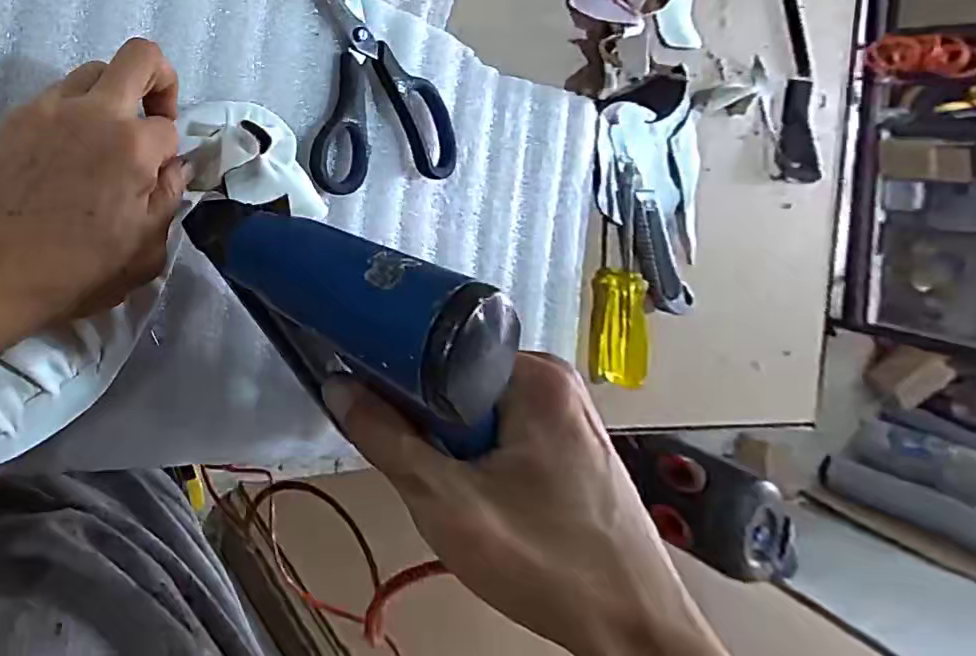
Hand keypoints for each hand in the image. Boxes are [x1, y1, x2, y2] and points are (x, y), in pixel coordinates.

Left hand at [0, 38, 190, 328]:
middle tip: (152, 114)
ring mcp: (51, 108)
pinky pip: (58, 95)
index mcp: (133, 145)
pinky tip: (66, 149)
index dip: (170, 150)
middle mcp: (95, 112)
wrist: (0, 272)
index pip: (169, 127)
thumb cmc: (81, 268)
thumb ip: (171, 196)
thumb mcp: (148, 247)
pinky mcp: (18, 117)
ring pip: (95, 70)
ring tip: (104, 134)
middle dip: (159, 78)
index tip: (158, 172)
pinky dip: (73, 111)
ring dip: (112, 93)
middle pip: (140, 56)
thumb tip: (174, 166)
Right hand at [327, 354, 727, 655]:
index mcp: (533, 373)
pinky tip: (483, 493)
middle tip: (428, 467)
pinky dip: (479, 452)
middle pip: (456, 378)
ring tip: (456, 486)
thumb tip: (336, 386)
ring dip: (452, 441)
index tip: (375, 403)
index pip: (440, 348)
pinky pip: (501, 425)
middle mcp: (552, 377)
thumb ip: (387, 441)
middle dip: (430, 421)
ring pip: (474, 406)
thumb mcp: (449, 505)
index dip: (400, 375)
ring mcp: (565, 408)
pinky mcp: (569, 438)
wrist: (639, 640)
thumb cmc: (549, 566)